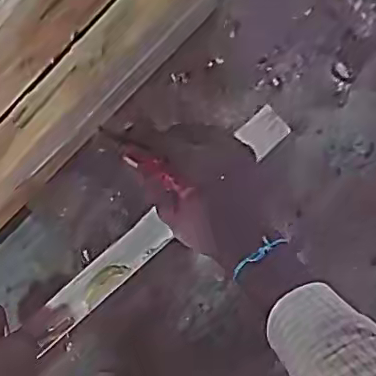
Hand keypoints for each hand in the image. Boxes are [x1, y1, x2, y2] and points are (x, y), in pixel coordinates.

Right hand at [117, 123, 314, 310]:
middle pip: (182, 131)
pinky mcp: (248, 157)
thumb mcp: (174, 215)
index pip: (160, 140)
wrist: (252, 243)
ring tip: (171, 159)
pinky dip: (203, 148)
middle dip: (163, 140)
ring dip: (184, 142)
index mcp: (195, 159)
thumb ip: (156, 186)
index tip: (122, 136)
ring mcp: (236, 149)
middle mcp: (217, 146)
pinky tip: (197, 164)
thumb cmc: (210, 234)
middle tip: (146, 151)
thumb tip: (141, 168)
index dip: (138, 137)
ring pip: (202, 133)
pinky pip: (219, 143)